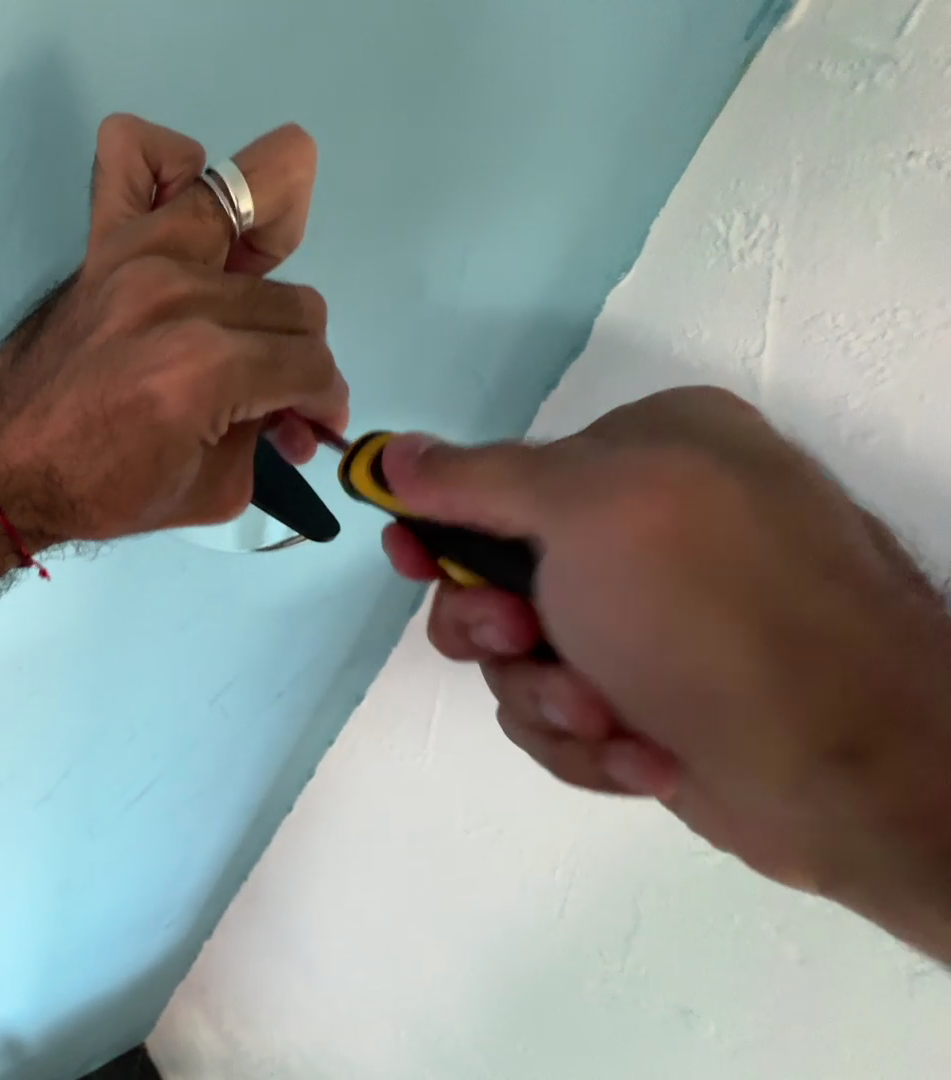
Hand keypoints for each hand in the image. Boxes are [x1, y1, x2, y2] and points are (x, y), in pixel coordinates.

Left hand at [0, 114, 346, 544]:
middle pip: (295, 302)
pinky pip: (136, 153)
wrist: (3, 468)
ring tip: (242, 306)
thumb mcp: (209, 494)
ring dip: (269, 254)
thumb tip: (294, 410)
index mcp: (206, 370)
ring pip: (254, 195)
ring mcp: (137, 255)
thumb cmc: (98, 492)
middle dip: (299, 359)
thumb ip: (267, 441)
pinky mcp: (101, 244)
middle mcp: (180, 297)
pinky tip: (181, 226)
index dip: (325, 401)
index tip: (313, 424)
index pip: (310, 363)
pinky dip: (171, 167)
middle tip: (271, 397)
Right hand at [380, 386, 950, 956]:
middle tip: (520, 641)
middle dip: (491, 625)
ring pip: (511, 650)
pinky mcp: (644, 690)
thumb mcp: (588, 512)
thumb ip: (474, 478)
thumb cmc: (715, 619)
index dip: (439, 523)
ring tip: (600, 716)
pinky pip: (551, 705)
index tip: (414, 562)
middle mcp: (646, 526)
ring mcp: (645, 614)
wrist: (859, 783)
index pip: (492, 476)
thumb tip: (388, 452)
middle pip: (487, 573)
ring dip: (539, 691)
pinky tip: (640, 751)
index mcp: (647, 451)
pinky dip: (578, 737)